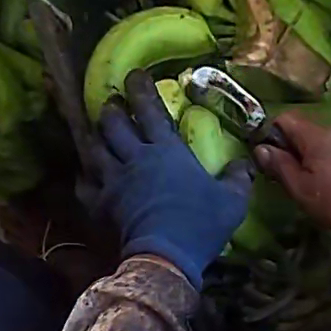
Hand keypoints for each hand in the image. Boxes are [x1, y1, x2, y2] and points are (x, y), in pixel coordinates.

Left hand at [95, 69, 252, 285]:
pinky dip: (84, 177)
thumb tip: (246, 163)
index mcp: (167, 150)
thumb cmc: (201, 224)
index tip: (134, 75)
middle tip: (112, 105)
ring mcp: (114, 180)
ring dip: (95, 138)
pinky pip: (84, 184)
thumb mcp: (233, 201)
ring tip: (96, 133)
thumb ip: (238, 178)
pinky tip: (87, 175)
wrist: (167, 255)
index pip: (150, 109)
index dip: (140, 88)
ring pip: (94, 148)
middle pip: (114, 123)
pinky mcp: (101, 203)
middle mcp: (136, 158)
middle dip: (111, 110)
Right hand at [255, 112, 330, 229]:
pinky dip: (325, 157)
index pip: (285, 118)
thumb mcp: (300, 188)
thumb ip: (280, 165)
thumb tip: (261, 148)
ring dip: (309, 153)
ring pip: (321, 139)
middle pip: (304, 128)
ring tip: (306, 176)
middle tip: (283, 170)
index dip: (270, 131)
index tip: (266, 152)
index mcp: (314, 135)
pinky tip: (327, 177)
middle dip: (290, 144)